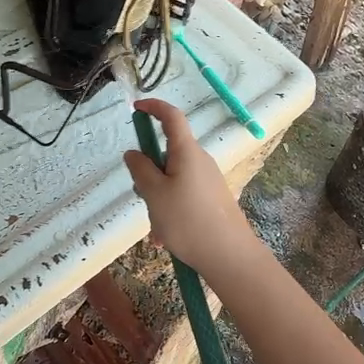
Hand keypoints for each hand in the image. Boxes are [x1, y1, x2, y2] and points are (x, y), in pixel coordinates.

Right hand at [123, 98, 259, 278]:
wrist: (230, 255)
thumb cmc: (188, 220)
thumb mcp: (154, 194)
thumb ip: (141, 170)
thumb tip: (134, 153)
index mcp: (187, 151)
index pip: (171, 116)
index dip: (153, 107)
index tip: (135, 108)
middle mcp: (200, 161)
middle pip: (168, 154)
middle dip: (149, 173)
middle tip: (143, 197)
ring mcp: (208, 180)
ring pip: (172, 179)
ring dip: (158, 198)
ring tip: (158, 229)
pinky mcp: (212, 199)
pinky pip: (183, 196)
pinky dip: (170, 210)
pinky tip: (167, 238)